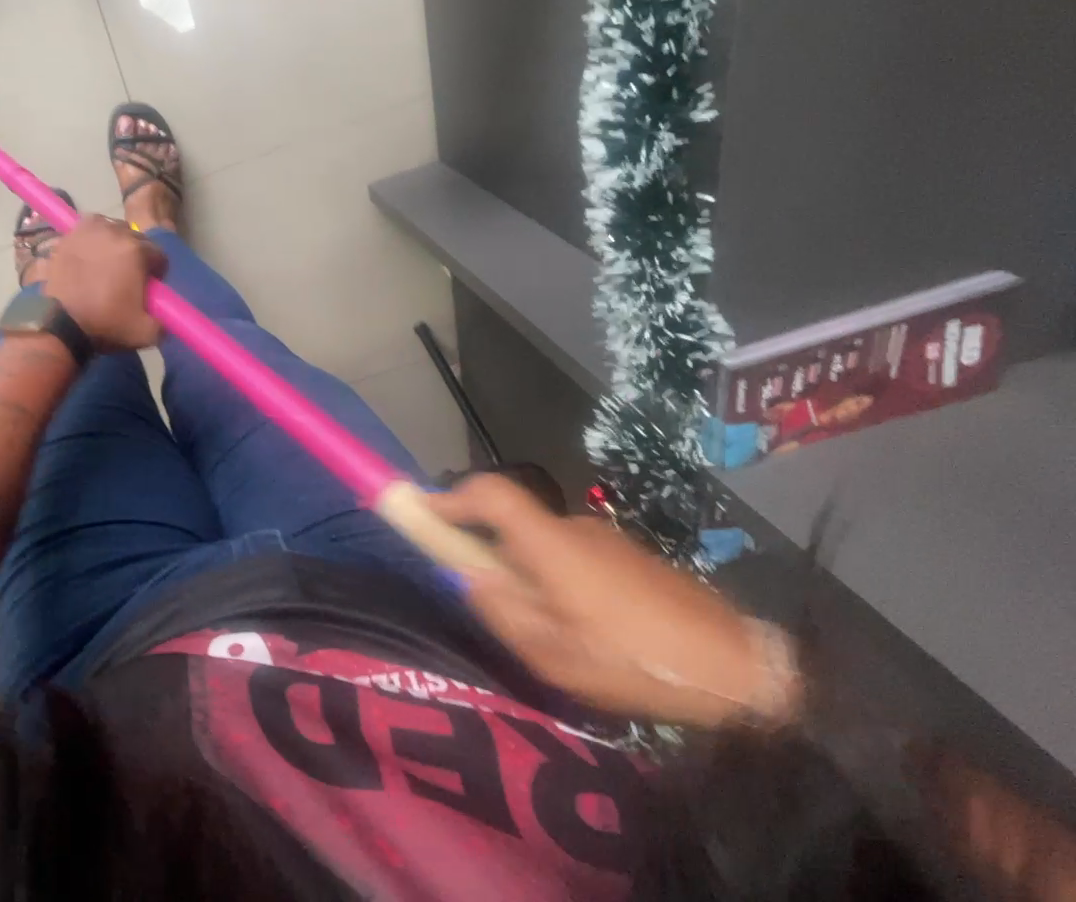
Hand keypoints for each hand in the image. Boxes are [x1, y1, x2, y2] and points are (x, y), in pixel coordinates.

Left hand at [40, 215, 164, 351]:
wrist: (60, 326)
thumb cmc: (105, 325)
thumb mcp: (146, 333)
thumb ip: (165, 321)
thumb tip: (165, 314)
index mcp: (137, 250)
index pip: (159, 255)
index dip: (156, 273)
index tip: (148, 288)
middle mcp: (115, 232)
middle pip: (136, 240)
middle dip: (136, 257)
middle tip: (127, 278)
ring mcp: (89, 230)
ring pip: (112, 230)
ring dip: (115, 243)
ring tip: (107, 266)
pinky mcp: (68, 236)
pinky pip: (89, 230)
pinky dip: (93, 239)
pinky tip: (89, 256)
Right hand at [429, 474, 800, 727]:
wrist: (743, 669)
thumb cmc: (636, 662)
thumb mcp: (554, 656)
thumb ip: (501, 610)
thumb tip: (468, 575)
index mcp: (552, 546)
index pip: (490, 494)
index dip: (449, 497)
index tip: (420, 512)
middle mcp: (575, 530)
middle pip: (513, 526)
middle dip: (492, 557)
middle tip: (499, 609)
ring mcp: (608, 540)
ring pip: (545, 548)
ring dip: (531, 577)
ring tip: (555, 635)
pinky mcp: (632, 557)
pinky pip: (574, 558)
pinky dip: (561, 581)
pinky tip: (590, 632)